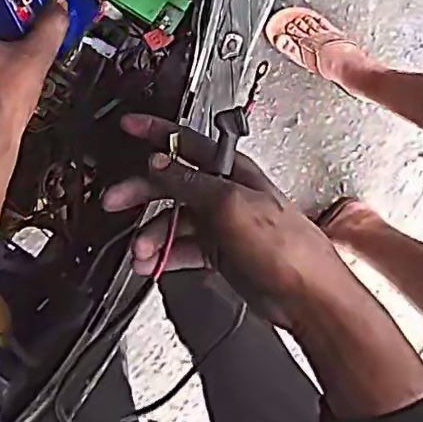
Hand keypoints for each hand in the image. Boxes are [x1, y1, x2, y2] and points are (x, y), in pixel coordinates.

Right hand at [104, 114, 346, 326]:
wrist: (307, 296)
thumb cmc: (284, 245)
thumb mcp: (229, 204)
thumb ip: (188, 181)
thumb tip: (157, 163)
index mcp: (229, 169)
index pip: (184, 142)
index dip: (154, 131)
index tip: (129, 125)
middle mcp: (222, 192)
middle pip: (170, 183)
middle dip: (140, 192)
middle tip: (115, 200)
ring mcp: (220, 222)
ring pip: (172, 220)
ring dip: (151, 234)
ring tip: (140, 251)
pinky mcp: (219, 250)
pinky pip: (182, 247)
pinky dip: (164, 255)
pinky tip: (152, 263)